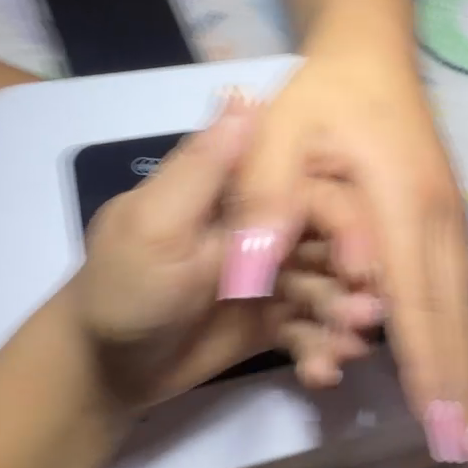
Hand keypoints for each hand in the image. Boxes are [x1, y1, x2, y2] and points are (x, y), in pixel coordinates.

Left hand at [70, 99, 384, 411]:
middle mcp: (265, 231)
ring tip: (349, 349)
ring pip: (328, 289)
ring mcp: (273, 278)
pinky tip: (326, 370)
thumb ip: (202, 169)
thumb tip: (246, 96)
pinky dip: (322, 348)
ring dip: (343, 316)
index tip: (359, 265)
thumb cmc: (122, 290)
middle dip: (353, 281)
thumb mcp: (155, 226)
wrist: (102, 371)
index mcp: (239, 194)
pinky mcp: (275, 321)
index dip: (343, 227)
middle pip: (331, 245)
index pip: (309, 196)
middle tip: (366, 316)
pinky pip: (312, 330)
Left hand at [224, 54, 467, 467]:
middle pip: (454, 317)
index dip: (426, 369)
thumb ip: (261, 201)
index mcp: (397, 207)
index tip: (442, 428)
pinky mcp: (447, 226)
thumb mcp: (271, 133)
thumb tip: (251, 273)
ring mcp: (450, 225)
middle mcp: (438, 224)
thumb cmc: (318, 97)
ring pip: (466, 309)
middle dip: (461, 386)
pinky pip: (464, 293)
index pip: (414, 304)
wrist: (371, 56)